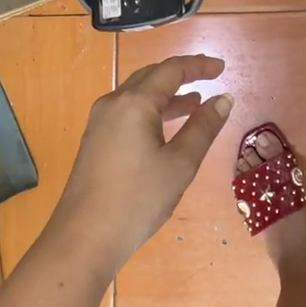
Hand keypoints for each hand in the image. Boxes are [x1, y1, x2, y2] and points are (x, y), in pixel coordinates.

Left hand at [41, 54, 232, 276]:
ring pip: (138, 95)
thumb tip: (224, 99)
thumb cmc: (137, 200)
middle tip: (209, 77)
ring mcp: (100, 123)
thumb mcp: (179, 164)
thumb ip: (203, 127)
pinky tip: (164, 129)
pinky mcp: (95, 142)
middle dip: (182, 74)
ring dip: (167, 94)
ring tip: (194, 102)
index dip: (198, 65)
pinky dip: (151, 111)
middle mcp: (114, 104)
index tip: (221, 67)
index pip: (172, 70)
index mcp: (135, 103)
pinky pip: (127, 112)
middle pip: (151, 76)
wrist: (82, 241)